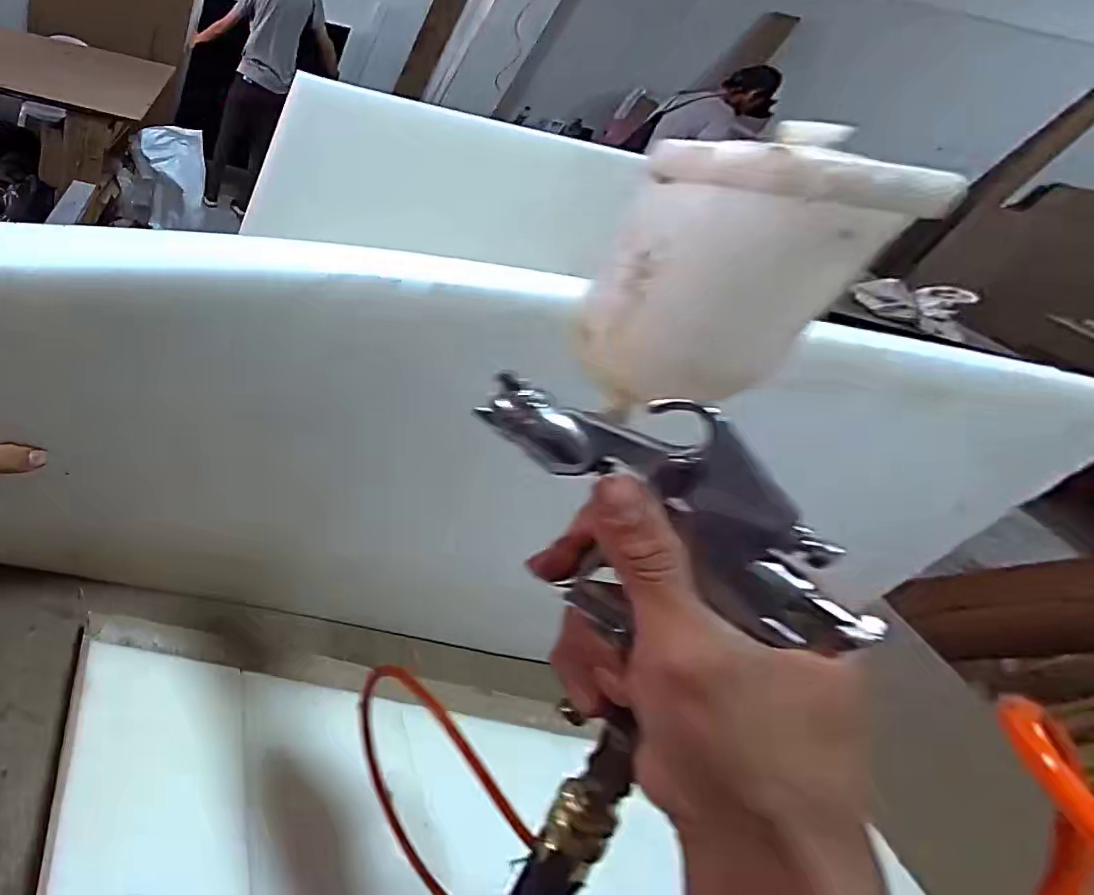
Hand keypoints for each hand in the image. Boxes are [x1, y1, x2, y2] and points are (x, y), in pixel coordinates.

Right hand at [527, 475, 879, 892]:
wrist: (746, 853)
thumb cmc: (742, 747)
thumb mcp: (687, 644)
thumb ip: (646, 560)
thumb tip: (615, 481)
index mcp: (782, 592)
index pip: (695, 517)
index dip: (630, 515)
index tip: (580, 531)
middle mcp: (744, 607)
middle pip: (641, 556)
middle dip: (595, 588)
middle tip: (552, 574)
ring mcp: (703, 639)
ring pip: (613, 599)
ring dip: (593, 640)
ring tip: (606, 686)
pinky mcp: (668, 669)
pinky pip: (608, 638)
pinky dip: (594, 666)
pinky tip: (602, 698)